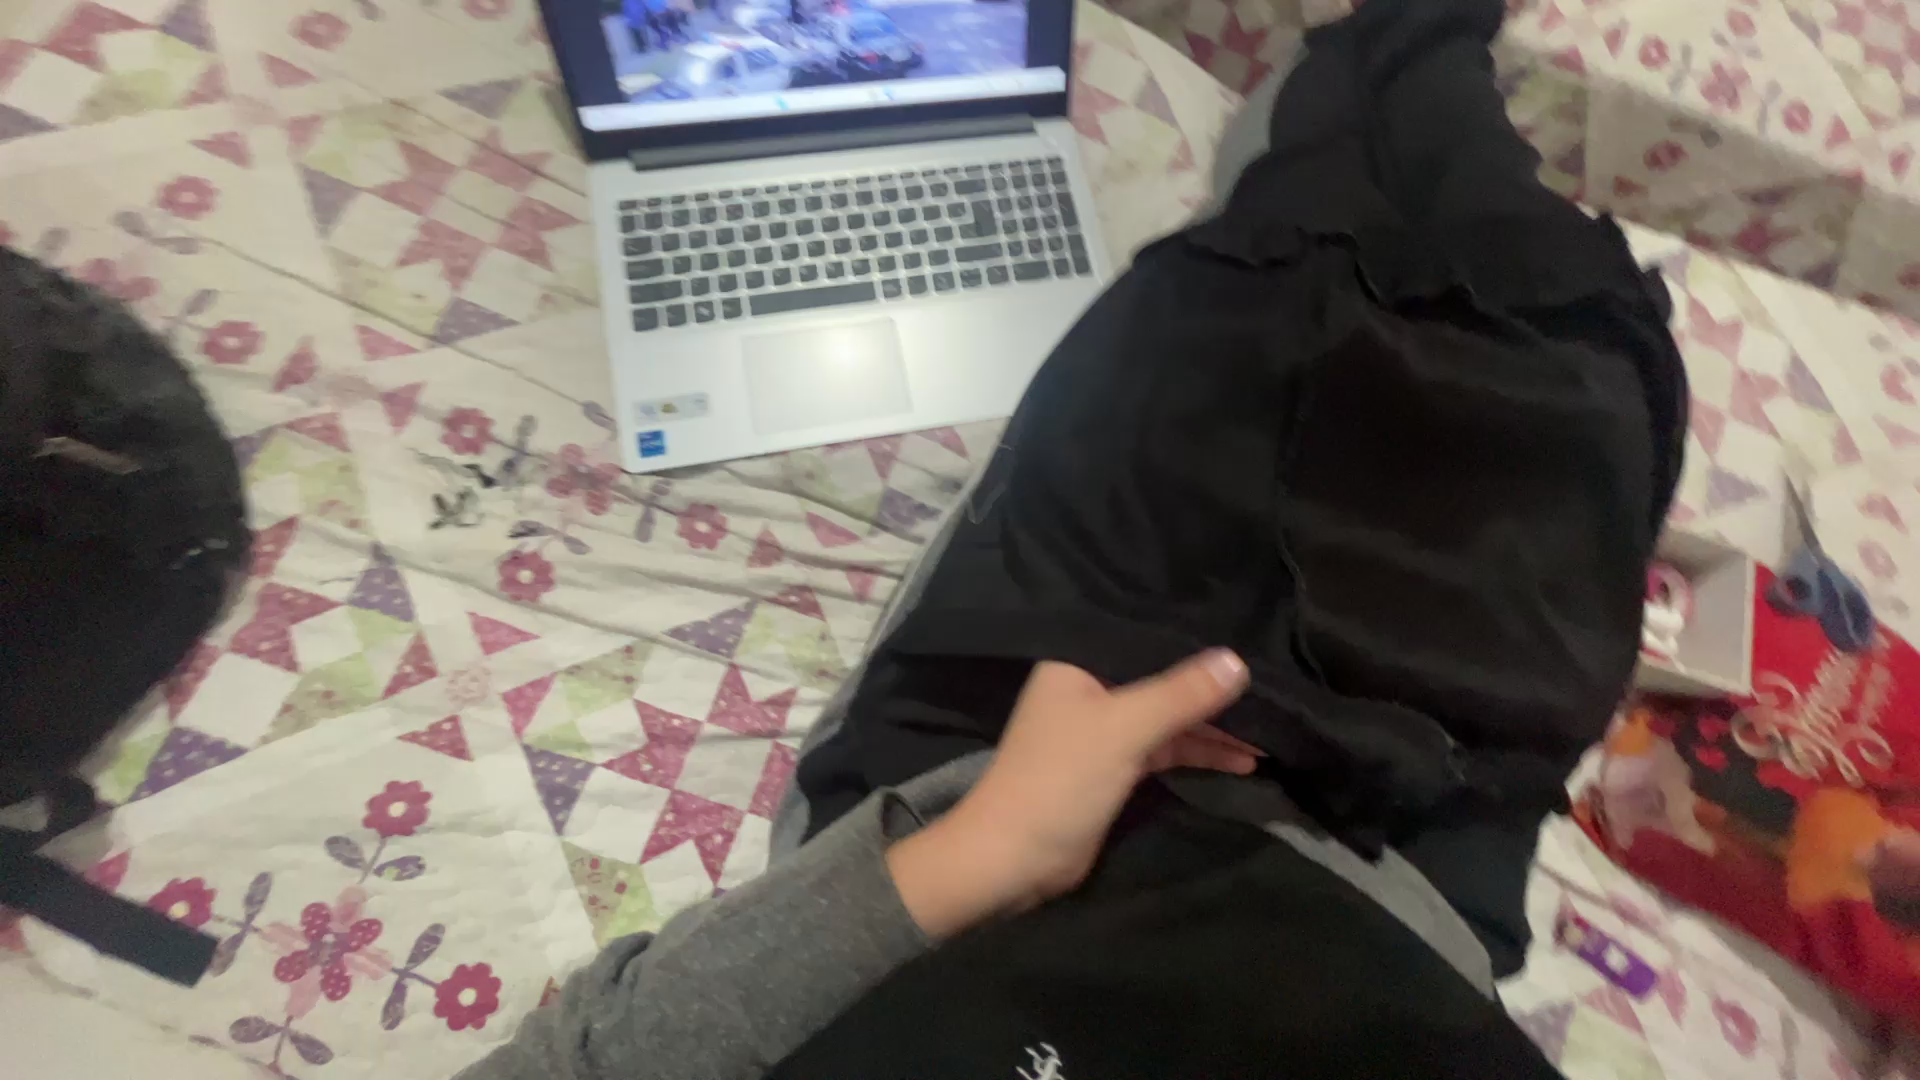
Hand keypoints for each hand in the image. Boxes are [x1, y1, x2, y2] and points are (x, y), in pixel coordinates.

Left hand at [886, 650, 1255, 937]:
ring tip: (1269, 735)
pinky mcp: (1111, 765)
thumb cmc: (1061, 778)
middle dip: (1209, 690)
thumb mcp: (1124, 729)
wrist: (1014, 857)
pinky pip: (1162, 748)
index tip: (1247, 636)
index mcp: (1077, 663)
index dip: (1192, 641)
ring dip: (1210, 726)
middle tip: (1270, 691)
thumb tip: (1237, 659)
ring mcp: (1100, 728)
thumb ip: (1180, 694)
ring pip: (1164, 717)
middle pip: (1159, 679)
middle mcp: (1088, 687)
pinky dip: (1196, 752)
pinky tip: (1240, 759)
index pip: (1143, 639)